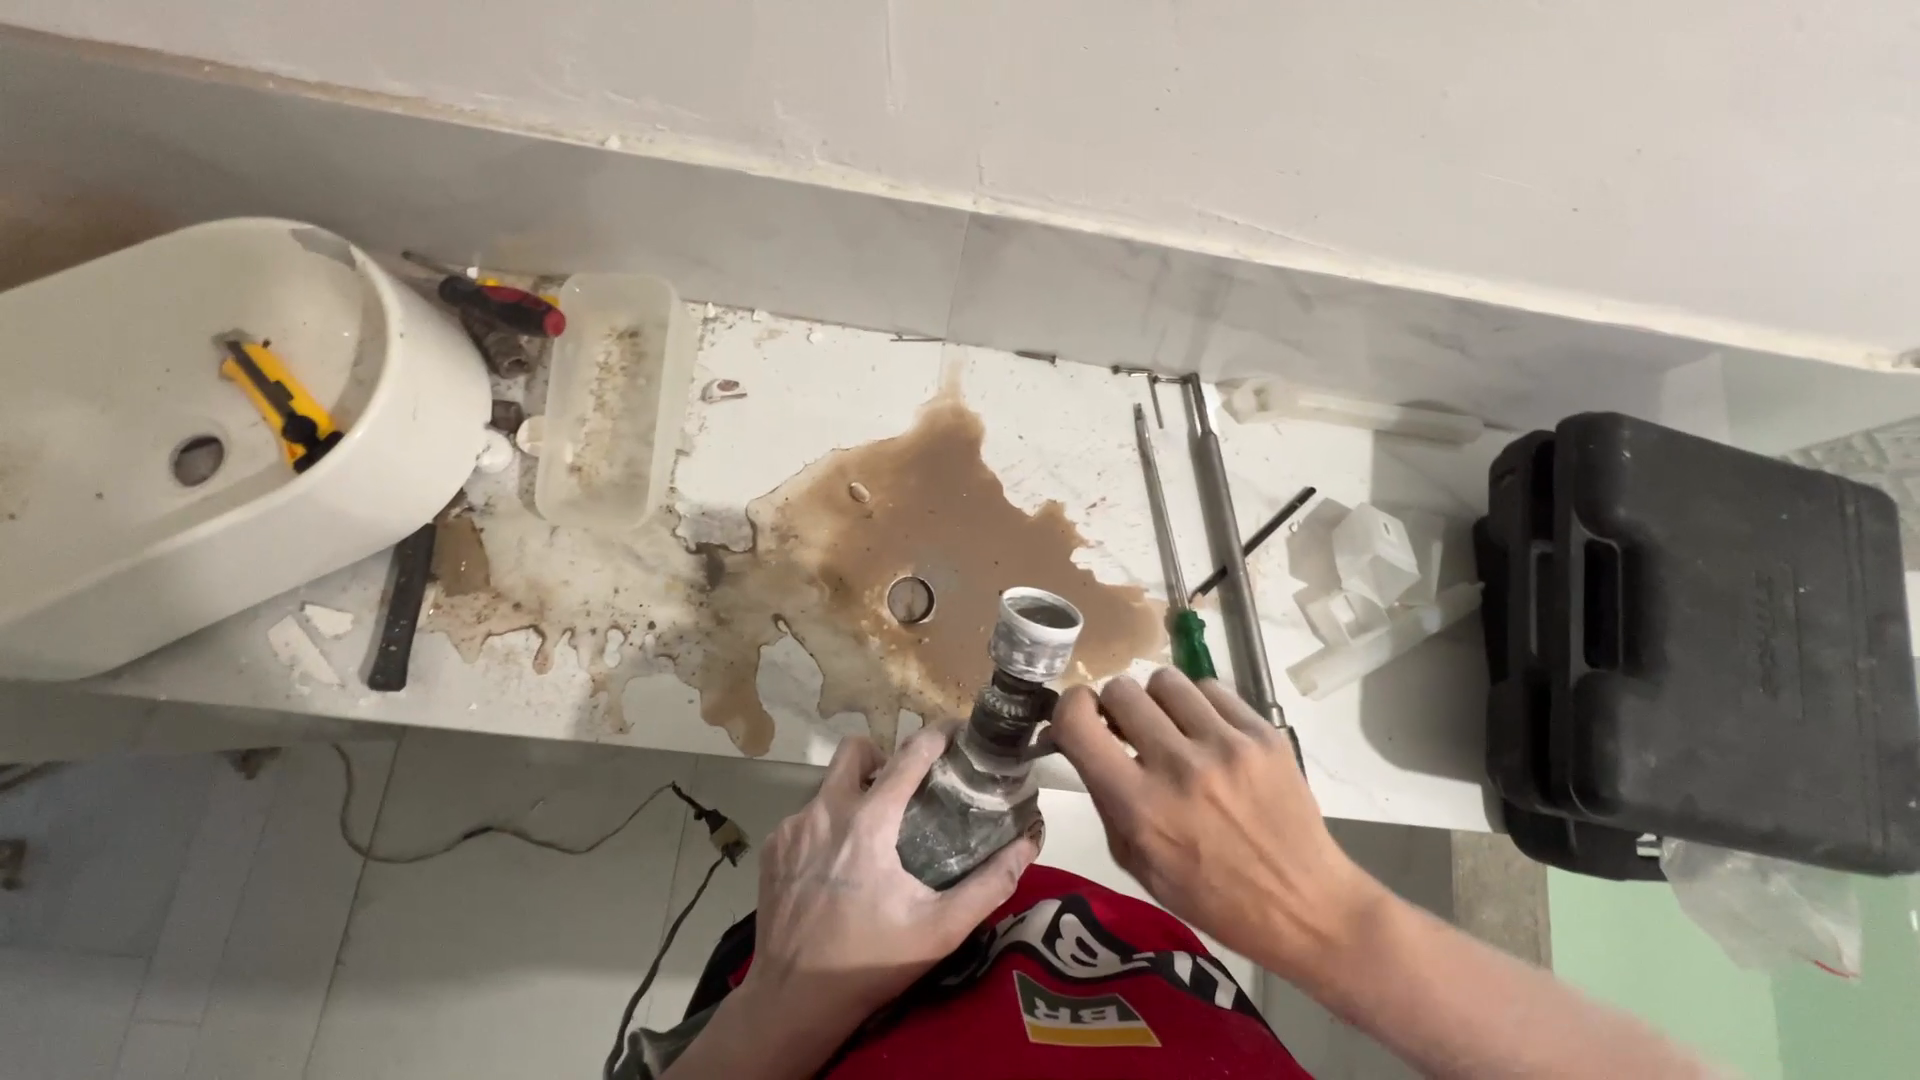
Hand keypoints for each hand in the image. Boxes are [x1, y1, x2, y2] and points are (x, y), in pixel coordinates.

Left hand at [743, 724, 1043, 1032]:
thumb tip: (1028, 843)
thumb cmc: (871, 961)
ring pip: (829, 786)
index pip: (907, 757)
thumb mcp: (940, 930)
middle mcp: (826, 811)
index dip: (933, 737)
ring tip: (870, 837)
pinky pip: (805, 817)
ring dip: (853, 796)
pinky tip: (835, 867)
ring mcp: (792, 827)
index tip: (952, 731)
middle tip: (902, 789)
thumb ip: (989, 884)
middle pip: (855, 750)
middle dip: (881, 756)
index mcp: (868, 822)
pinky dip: (826, 827)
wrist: (792, 1000)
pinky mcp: (772, 847)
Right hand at [1050, 669, 1378, 981]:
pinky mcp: (1264, 734)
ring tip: (1172, 727)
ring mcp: (1226, 745)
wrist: (1303, 905)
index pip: (1078, 721)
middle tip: (1129, 729)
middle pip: (1121, 690)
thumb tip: (1077, 741)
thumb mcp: (1135, 861)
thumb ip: (1104, 797)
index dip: (1069, 708)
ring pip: (1166, 680)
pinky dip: (1200, 705)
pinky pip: (1211, 689)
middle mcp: (1179, 766)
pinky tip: (1209, 734)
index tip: (1081, 718)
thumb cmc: (1209, 895)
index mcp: (1139, 806)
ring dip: (1158, 701)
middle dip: (1115, 706)